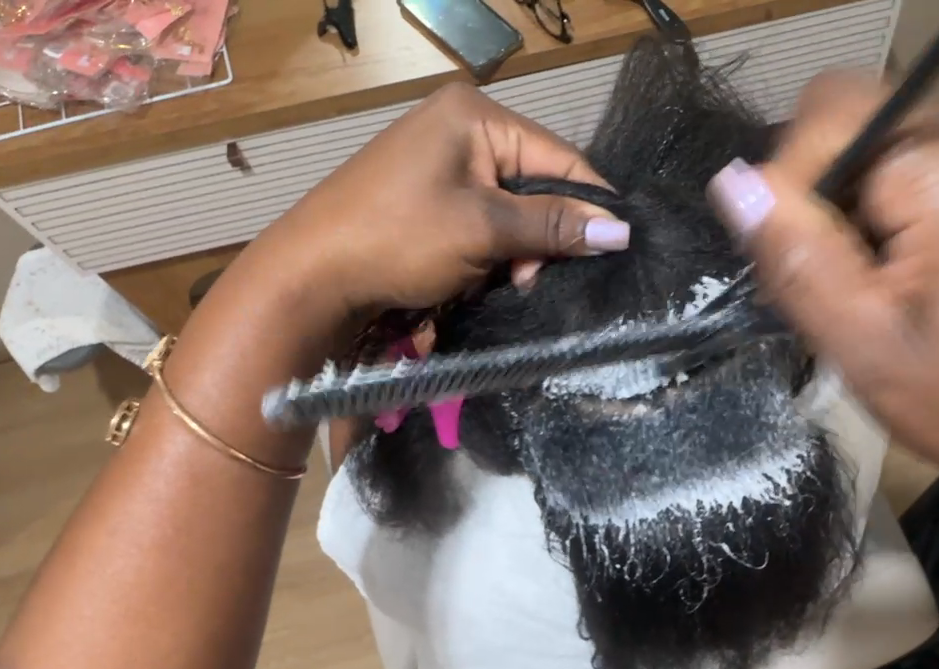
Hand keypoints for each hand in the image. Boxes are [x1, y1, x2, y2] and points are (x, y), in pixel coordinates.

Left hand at [238, 84, 629, 324]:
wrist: (317, 274)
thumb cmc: (400, 238)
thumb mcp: (484, 230)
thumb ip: (553, 227)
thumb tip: (622, 231)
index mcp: (476, 115)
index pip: (559, 158)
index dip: (590, 205)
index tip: (613, 251)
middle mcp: (463, 128)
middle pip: (537, 186)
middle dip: (542, 238)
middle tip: (527, 279)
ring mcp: (445, 164)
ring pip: (515, 212)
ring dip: (517, 254)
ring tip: (500, 282)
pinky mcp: (434, 198)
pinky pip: (487, 224)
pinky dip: (492, 255)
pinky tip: (478, 278)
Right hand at [707, 76, 938, 529]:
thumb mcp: (863, 348)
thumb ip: (796, 259)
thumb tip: (733, 182)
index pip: (826, 120)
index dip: (798, 195)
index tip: (819, 276)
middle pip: (865, 127)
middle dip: (838, 205)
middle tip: (855, 293)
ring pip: (899, 145)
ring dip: (876, 211)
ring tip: (898, 292)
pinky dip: (918, 208)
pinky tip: (936, 273)